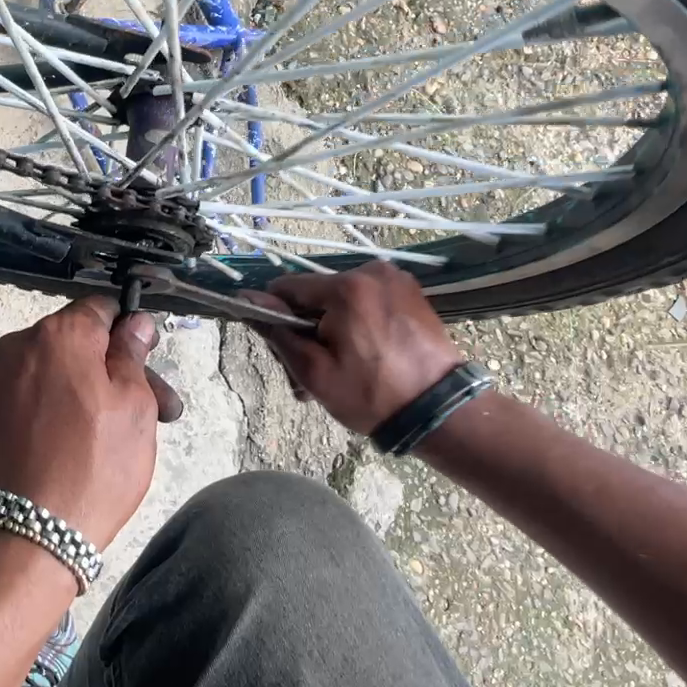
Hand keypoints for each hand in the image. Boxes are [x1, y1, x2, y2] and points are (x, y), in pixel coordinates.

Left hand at [0, 296, 161, 547]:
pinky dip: (52, 405)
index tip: (148, 361)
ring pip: (52, 368)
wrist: (28, 530)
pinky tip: (74, 439)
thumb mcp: (134, 406)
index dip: (129, 331)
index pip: (101, 309)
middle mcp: (18, 344)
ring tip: (114, 432)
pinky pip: (28, 391)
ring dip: (84, 388)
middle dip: (113, 368)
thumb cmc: (92, 467)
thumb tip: (133, 323)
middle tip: (153, 410)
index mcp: (58, 333)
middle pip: (76, 341)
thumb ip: (131, 354)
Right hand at [248, 262, 464, 434]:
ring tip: (337, 370)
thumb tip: (245, 300)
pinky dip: (355, 325)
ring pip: (338, 301)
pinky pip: (365, 303)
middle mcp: (372, 272)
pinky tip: (360, 356)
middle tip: (311, 374)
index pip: (285, 288)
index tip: (286, 353)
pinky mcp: (411, 293)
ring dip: (329, 331)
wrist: (441, 414)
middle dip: (305, 331)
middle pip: (313, 296)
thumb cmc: (372, 395)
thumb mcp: (312, 370)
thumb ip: (277, 331)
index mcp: (346, 287)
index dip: (275, 318)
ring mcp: (396, 280)